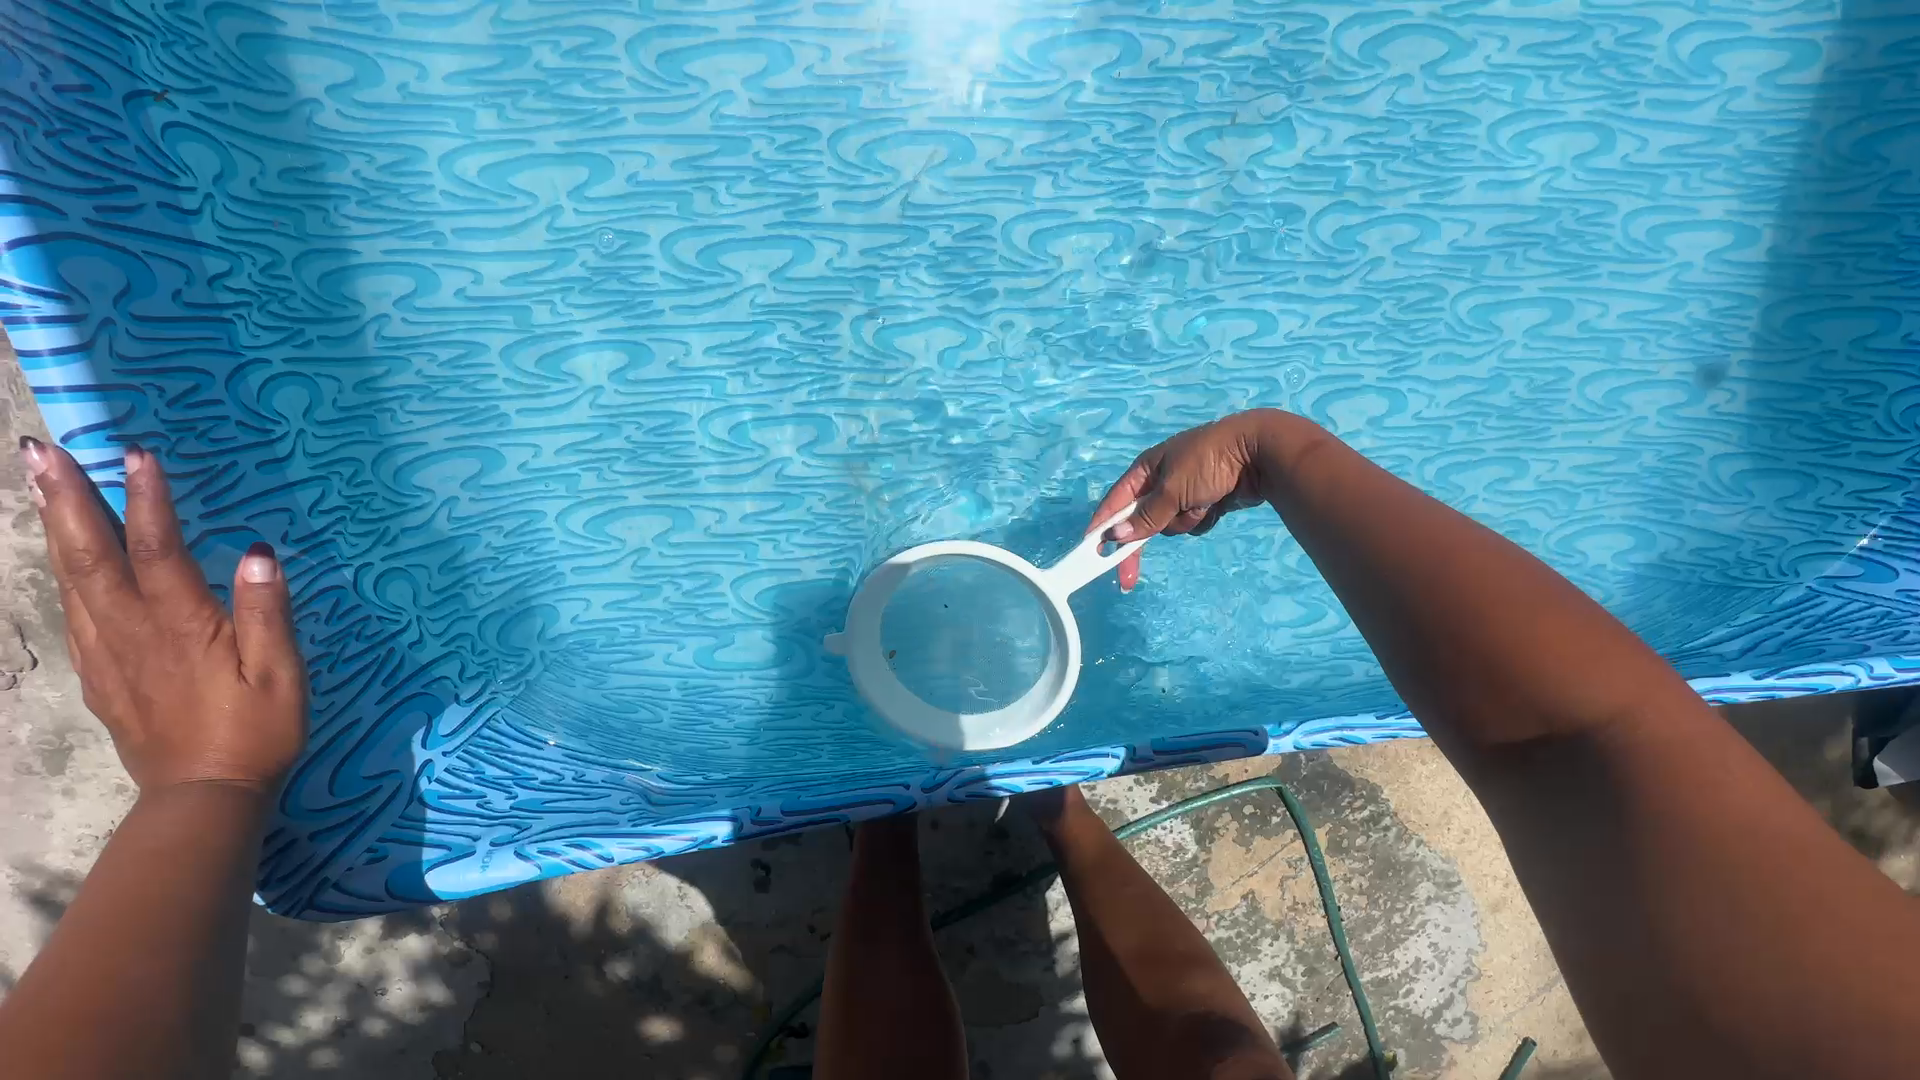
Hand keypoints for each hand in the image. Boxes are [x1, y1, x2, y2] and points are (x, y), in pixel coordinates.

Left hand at [19, 436, 307, 794]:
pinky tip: (65, 559)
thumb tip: (259, 552)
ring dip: (55, 528)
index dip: (147, 501)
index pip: (157, 551)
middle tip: (40, 451)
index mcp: (181, 627)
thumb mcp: (282, 672)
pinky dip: (64, 573)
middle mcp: (131, 632)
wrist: (205, 794)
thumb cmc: (258, 729)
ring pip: (71, 580)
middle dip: (65, 500)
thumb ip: (268, 612)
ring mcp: (107, 654)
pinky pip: (74, 612)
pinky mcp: (100, 674)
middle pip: (89, 556)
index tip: (138, 454)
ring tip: (43, 486)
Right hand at [1088, 410, 1291, 589]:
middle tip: (1128, 578)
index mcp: (1146, 469)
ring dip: (1182, 522)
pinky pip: (1193, 523)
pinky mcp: (1206, 501)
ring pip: (1169, 525)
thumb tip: (1114, 537)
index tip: (1091, 551)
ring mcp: (1185, 492)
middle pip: (1141, 519)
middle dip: (1143, 538)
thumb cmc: (1209, 462)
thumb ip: (1145, 517)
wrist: (1260, 452)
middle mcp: (1161, 481)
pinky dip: (1202, 520)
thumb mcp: (1172, 489)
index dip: (1102, 527)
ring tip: (1202, 506)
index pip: (1115, 503)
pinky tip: (1216, 506)